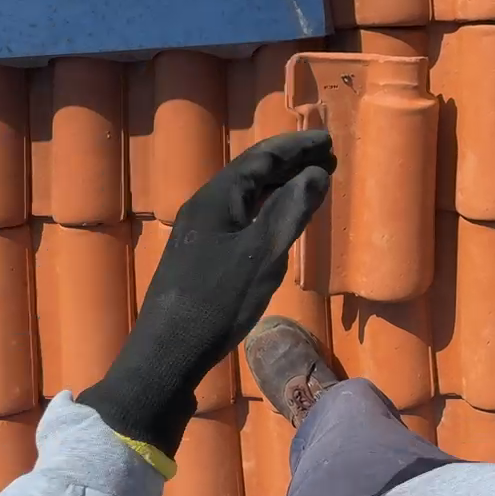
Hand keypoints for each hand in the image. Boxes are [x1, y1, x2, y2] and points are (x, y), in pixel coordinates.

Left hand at [80, 130, 335, 461]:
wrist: (166, 355)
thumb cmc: (218, 301)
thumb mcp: (263, 253)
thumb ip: (291, 209)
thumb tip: (316, 172)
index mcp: (217, 198)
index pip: (261, 157)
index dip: (296, 146)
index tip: (327, 139)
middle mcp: (206, 206)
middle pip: (253, 172)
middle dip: (291, 162)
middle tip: (328, 157)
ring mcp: (203, 230)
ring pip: (248, 194)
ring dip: (281, 183)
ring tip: (313, 180)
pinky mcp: (204, 253)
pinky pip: (243, 214)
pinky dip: (269, 206)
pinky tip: (284, 216)